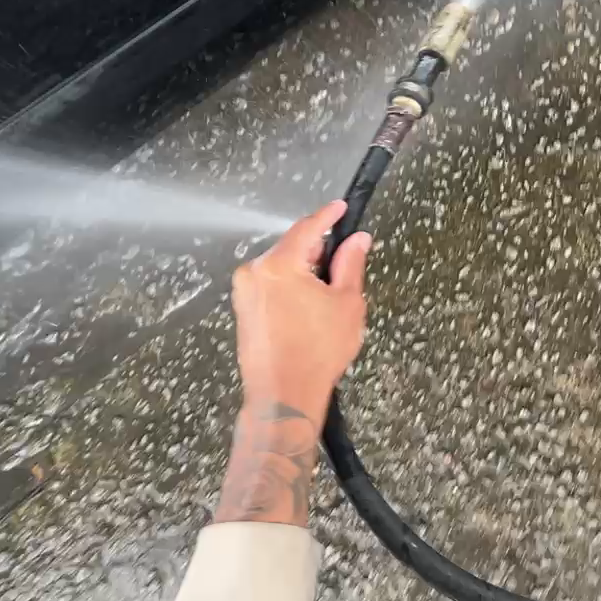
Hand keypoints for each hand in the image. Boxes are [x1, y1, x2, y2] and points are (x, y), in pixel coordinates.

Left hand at [214, 202, 371, 525]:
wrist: (283, 395)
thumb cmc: (320, 349)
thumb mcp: (347, 302)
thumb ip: (350, 264)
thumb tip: (358, 239)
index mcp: (278, 265)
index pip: (307, 229)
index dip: (328, 215)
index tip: (342, 206)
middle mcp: (254, 272)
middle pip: (292, 247)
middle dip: (319, 248)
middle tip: (346, 257)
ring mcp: (244, 292)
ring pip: (282, 266)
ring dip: (306, 268)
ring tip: (332, 287)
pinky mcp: (243, 310)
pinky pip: (272, 283)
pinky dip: (293, 284)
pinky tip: (312, 301)